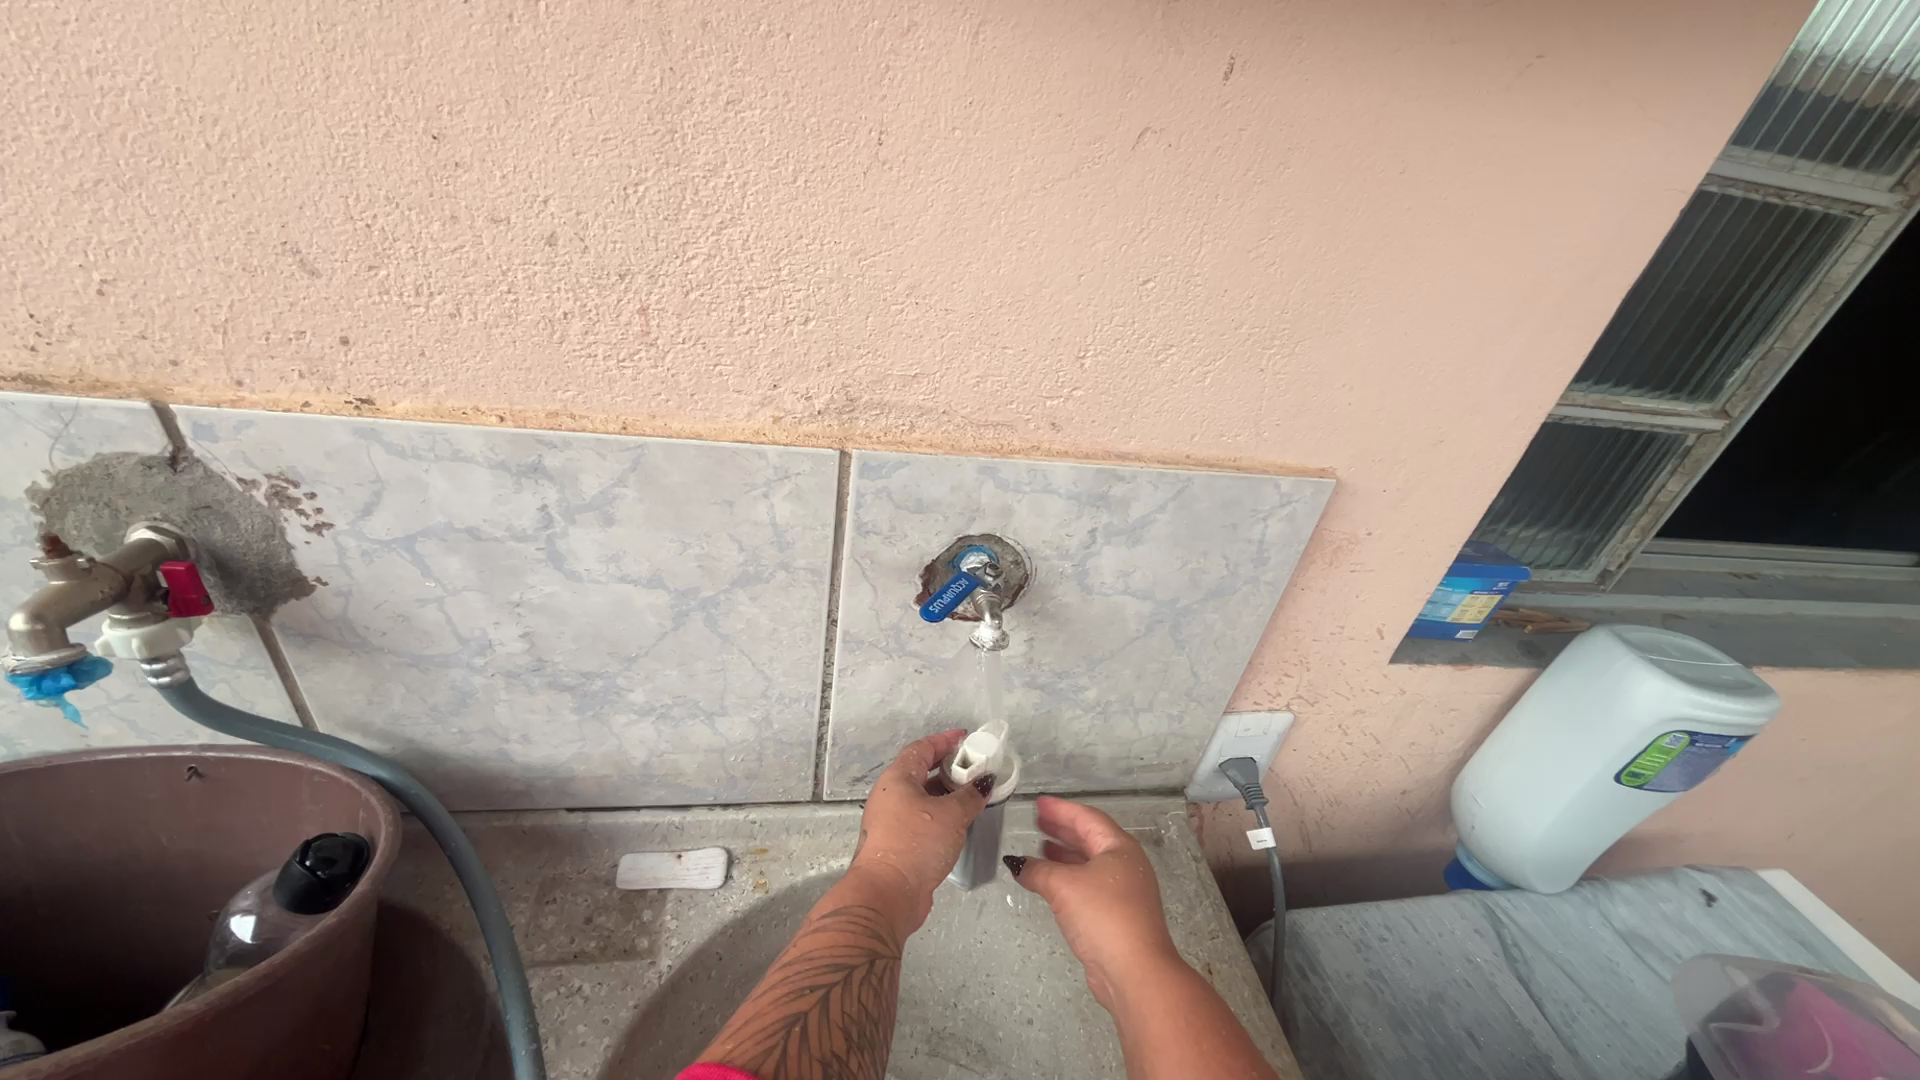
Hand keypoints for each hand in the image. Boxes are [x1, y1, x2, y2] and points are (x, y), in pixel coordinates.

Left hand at [847, 729, 991, 935]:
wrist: (887, 895)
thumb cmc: (916, 843)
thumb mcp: (952, 815)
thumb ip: (970, 796)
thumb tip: (983, 783)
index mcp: (897, 779)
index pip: (921, 748)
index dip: (944, 741)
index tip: (966, 738)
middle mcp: (890, 796)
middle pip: (921, 772)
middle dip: (949, 768)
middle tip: (975, 768)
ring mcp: (890, 821)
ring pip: (922, 798)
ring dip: (947, 794)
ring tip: (973, 795)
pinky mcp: (896, 844)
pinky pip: (922, 819)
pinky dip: (941, 815)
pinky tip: (960, 824)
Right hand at [1004, 796, 1184, 1008]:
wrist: (1135, 972)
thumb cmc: (1103, 916)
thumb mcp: (1064, 886)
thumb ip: (1038, 870)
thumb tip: (1017, 864)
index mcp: (1118, 847)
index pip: (1086, 818)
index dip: (1061, 810)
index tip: (1039, 804)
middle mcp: (1124, 864)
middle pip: (1090, 838)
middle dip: (1063, 829)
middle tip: (1038, 822)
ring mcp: (1123, 891)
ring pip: (1089, 863)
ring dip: (1065, 854)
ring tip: (1040, 847)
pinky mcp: (1117, 915)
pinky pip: (1088, 885)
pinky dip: (1068, 877)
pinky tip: (1050, 882)